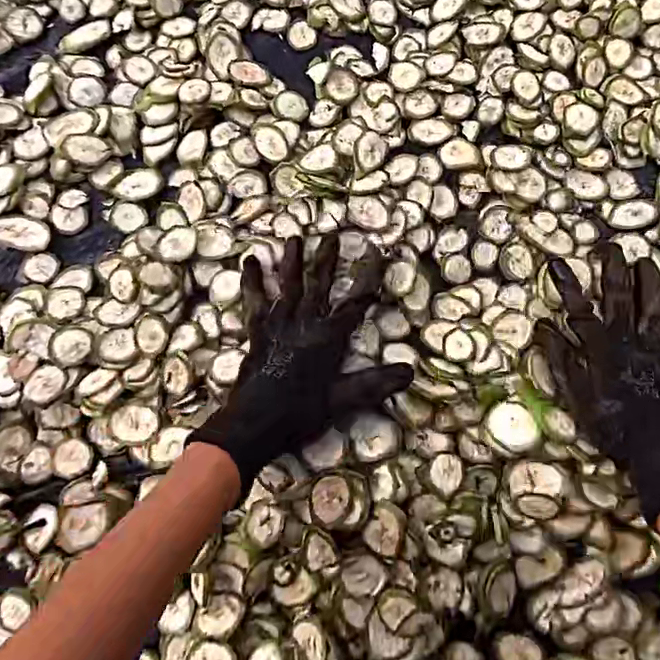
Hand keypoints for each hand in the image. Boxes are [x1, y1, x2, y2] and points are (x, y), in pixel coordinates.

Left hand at [190, 235, 415, 493]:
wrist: (254, 422)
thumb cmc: (300, 414)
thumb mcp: (341, 401)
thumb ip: (373, 384)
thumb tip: (409, 371)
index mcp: (328, 338)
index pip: (355, 301)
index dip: (368, 276)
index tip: (376, 252)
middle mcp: (304, 323)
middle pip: (319, 284)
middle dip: (328, 259)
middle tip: (333, 236)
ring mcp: (278, 324)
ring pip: (288, 285)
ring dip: (292, 261)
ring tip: (294, 238)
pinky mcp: (257, 330)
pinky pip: (255, 300)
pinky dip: (252, 281)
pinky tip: (250, 262)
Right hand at [533, 245, 659, 526]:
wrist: (656, 447)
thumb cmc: (609, 423)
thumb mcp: (574, 394)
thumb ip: (560, 357)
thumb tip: (543, 325)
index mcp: (600, 346)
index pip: (579, 307)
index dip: (567, 283)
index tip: (557, 262)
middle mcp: (628, 339)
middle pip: (621, 295)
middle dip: (614, 268)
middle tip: (609, 248)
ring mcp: (656, 346)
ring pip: (654, 303)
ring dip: (649, 279)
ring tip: (644, 262)